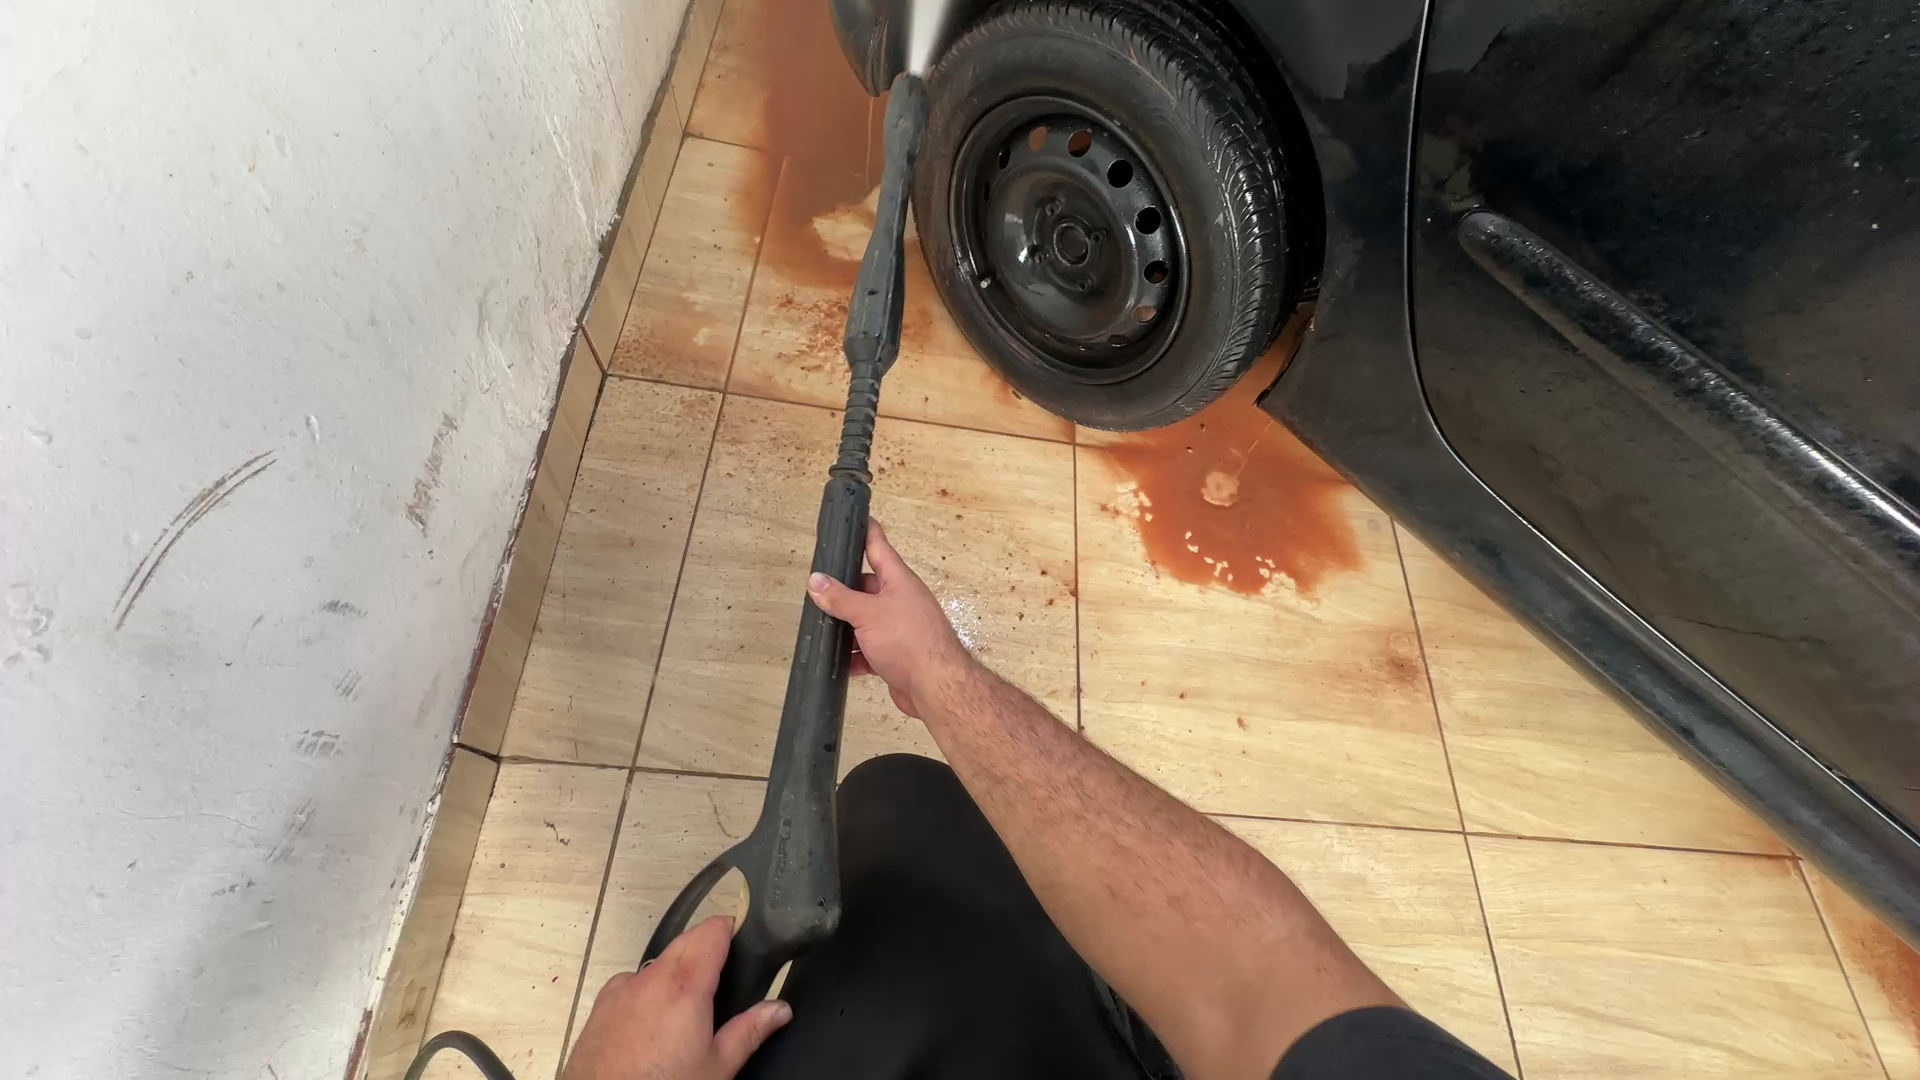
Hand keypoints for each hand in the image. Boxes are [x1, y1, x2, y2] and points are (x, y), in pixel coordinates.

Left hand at [562, 916, 790, 1079]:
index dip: (732, 929)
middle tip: (722, 982)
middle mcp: (653, 976)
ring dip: (676, 969)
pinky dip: (647, 990)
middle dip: (706, 949)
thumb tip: (781, 1009)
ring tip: (686, 1009)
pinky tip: (651, 1024)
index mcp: (687, 983)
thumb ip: (750, 1031)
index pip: (713, 928)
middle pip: (687, 938)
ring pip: (659, 961)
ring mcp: (622, 989)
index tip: (743, 943)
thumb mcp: (716, 1069)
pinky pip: (632, 983)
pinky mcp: (600, 1007)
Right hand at [807, 520, 974, 718]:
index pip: (878, 546)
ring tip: (820, 628)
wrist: (935, 686)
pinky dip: (854, 656)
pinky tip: (838, 663)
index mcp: (898, 580)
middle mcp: (900, 599)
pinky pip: (868, 650)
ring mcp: (898, 627)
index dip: (865, 530)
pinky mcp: (895, 654)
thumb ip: (839, 597)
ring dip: (846, 627)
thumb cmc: (908, 640)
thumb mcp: (868, 613)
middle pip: (866, 586)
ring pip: (865, 620)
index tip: (854, 516)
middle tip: (816, 589)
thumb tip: (815, 580)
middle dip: (843, 590)